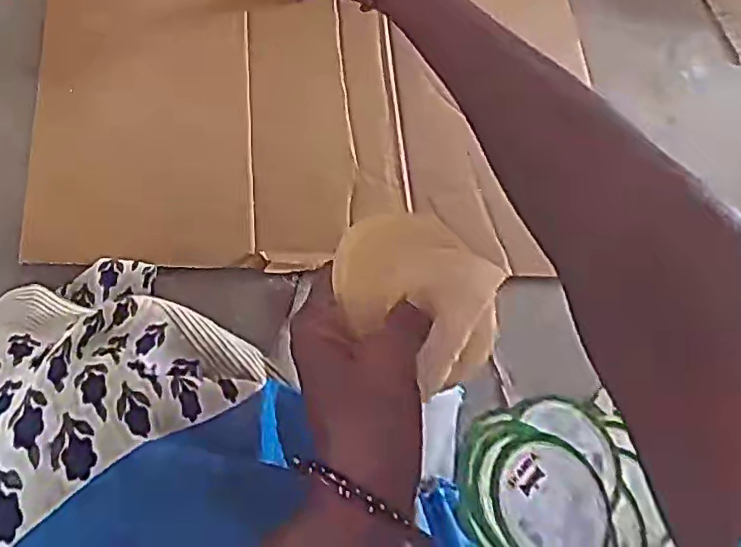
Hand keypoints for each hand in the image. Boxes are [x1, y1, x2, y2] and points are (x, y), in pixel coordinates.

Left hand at [291, 268, 428, 511]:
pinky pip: (375, 348)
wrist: (369, 490)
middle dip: (383, 288)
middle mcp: (317, 338)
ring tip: (427, 298)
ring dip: (393, 315)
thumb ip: (404, 319)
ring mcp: (335, 363)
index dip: (363, 261)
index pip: (332, 274)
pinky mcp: (356, 385)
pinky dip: (396, 340)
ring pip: (365, 324)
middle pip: (350, 298)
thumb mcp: (390, 361)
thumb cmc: (371, 418)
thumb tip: (420, 294)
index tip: (397, 249)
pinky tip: (425, 335)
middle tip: (419, 272)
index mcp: (312, 324)